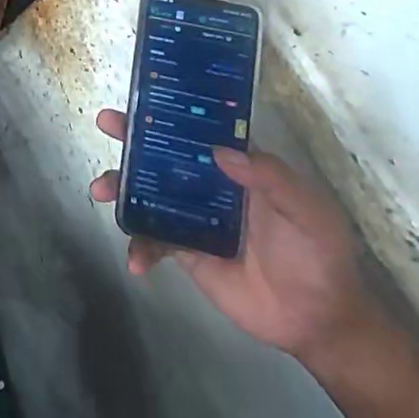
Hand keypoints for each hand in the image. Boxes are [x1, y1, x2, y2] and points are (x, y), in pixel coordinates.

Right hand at [89, 108, 374, 360]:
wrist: (318, 320)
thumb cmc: (319, 252)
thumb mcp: (306, 209)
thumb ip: (270, 178)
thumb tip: (220, 150)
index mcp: (241, 164)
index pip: (203, 130)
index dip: (174, 112)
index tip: (144, 98)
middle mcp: (214, 184)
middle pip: (168, 155)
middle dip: (134, 139)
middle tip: (107, 124)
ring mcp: (198, 218)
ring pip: (153, 195)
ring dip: (124, 190)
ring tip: (100, 190)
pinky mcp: (191, 254)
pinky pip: (158, 242)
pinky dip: (142, 248)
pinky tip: (136, 262)